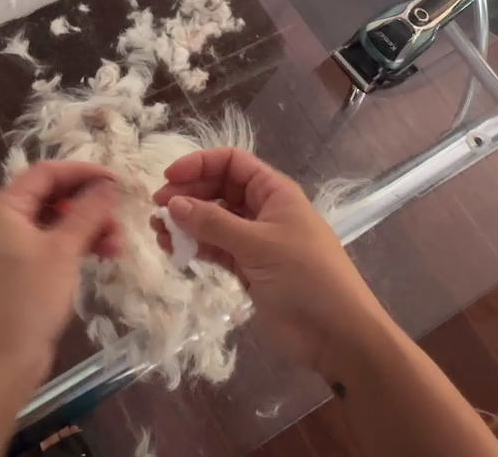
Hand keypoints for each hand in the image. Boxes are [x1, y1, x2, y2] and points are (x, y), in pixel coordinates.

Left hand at [0, 161, 121, 385]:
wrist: (1, 361)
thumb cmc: (29, 298)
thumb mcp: (63, 250)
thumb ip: (87, 212)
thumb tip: (108, 185)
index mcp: (3, 206)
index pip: (47, 172)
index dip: (83, 172)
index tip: (117, 180)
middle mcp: (3, 219)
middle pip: (52, 196)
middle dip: (89, 204)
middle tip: (120, 215)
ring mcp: (10, 245)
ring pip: (55, 222)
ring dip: (88, 227)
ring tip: (118, 243)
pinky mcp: (20, 269)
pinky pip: (52, 244)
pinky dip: (77, 246)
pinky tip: (105, 255)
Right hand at [154, 149, 387, 376]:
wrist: (339, 336)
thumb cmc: (305, 276)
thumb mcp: (257, 244)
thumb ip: (213, 223)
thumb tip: (172, 204)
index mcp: (273, 191)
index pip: (231, 162)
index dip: (200, 164)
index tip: (170, 178)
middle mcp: (263, 209)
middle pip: (218, 189)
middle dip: (188, 195)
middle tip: (158, 208)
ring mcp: (255, 240)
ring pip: (213, 220)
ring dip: (187, 223)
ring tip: (159, 232)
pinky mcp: (249, 269)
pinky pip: (216, 248)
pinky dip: (195, 247)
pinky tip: (174, 250)